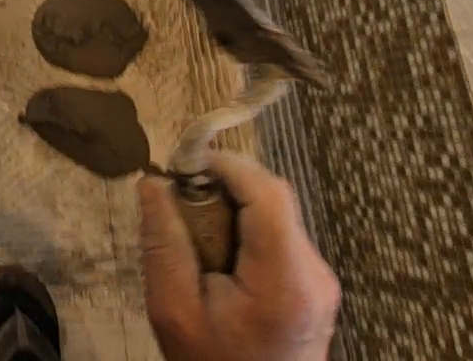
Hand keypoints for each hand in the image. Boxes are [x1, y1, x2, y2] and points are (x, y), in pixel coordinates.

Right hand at [138, 152, 339, 360]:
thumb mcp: (172, 307)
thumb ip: (163, 241)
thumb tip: (153, 181)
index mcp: (285, 281)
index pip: (268, 194)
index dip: (226, 165)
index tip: (181, 165)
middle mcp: (314, 273)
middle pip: (271, 197)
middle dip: (221, 184)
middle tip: (177, 200)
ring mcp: (319, 279)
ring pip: (273, 209)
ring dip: (229, 204)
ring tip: (191, 231)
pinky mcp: (313, 284)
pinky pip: (275, 230)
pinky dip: (241, 224)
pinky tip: (214, 251)